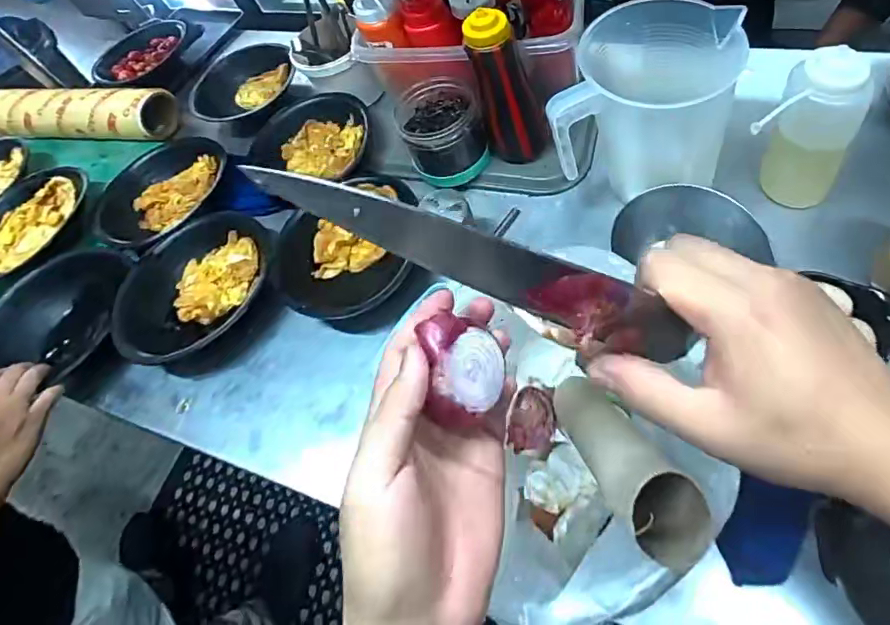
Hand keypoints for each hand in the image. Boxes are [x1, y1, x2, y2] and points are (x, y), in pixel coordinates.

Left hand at [342, 290, 508, 624]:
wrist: (421, 614)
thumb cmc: (384, 542)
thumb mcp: (375, 472)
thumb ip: (395, 411)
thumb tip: (414, 352)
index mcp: (388, 421)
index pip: (402, 360)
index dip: (420, 326)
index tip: (441, 297)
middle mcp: (423, 422)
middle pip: (440, 364)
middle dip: (457, 331)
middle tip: (479, 306)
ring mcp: (457, 440)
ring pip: (471, 382)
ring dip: (483, 352)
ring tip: (499, 327)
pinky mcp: (487, 460)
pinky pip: (497, 414)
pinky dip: (506, 388)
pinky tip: (514, 370)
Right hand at [586, 236, 889, 499]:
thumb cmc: (795, 439)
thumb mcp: (711, 428)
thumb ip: (645, 391)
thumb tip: (595, 366)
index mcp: (734, 308)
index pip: (659, 260)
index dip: (640, 291)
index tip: (650, 332)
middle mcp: (759, 276)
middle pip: (682, 245)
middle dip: (661, 277)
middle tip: (671, 328)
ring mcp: (787, 275)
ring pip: (713, 250)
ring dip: (693, 277)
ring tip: (706, 330)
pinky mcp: (807, 282)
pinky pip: (745, 264)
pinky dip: (725, 282)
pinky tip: (747, 333)